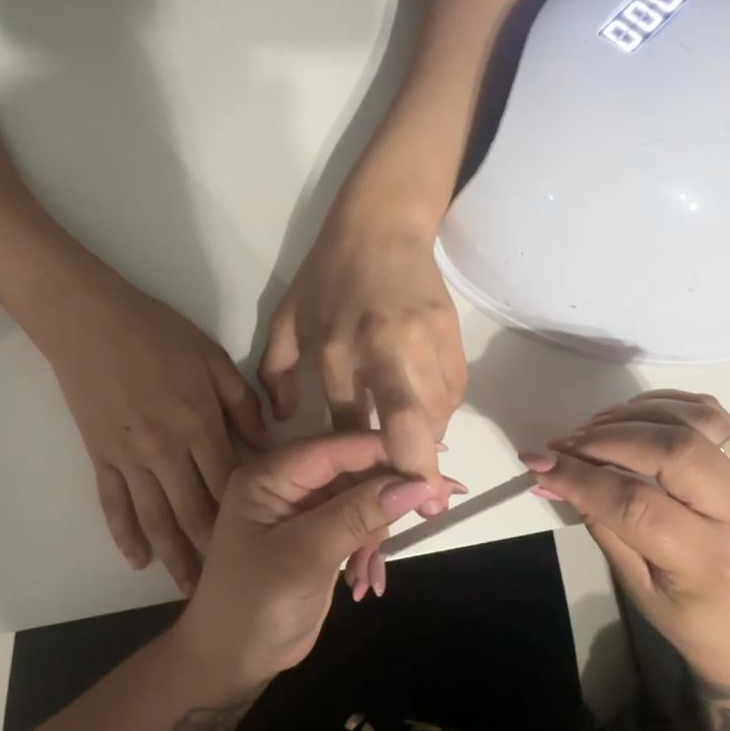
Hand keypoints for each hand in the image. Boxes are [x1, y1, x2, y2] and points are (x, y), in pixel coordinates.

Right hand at [39, 275, 272, 593]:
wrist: (88, 321)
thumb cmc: (156, 332)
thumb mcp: (211, 356)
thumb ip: (241, 402)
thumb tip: (267, 444)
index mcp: (199, 424)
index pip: (229, 483)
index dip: (247, 517)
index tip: (265, 545)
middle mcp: (166, 451)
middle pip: (194, 512)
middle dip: (213, 551)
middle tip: (231, 584)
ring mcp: (129, 459)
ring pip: (155, 518)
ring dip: (173, 555)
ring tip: (189, 588)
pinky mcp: (100, 457)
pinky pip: (113, 504)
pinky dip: (124, 535)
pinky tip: (137, 560)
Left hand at [176, 432, 435, 681]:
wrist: (229, 662)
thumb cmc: (254, 605)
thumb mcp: (306, 555)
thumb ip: (358, 514)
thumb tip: (417, 482)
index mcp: (270, 474)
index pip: (338, 446)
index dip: (387, 450)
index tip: (437, 462)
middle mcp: (285, 482)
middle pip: (354, 467)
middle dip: (392, 488)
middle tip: (440, 506)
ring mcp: (301, 510)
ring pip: (361, 495)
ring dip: (378, 527)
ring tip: (373, 568)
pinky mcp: (316, 535)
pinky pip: (356, 523)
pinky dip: (367, 547)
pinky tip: (367, 580)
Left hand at [259, 219, 465, 511]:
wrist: (383, 224)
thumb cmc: (328, 273)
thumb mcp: (287, 317)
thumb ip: (275, 370)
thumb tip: (281, 420)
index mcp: (335, 349)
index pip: (351, 422)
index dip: (362, 465)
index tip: (373, 499)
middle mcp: (382, 349)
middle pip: (407, 422)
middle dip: (418, 470)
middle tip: (428, 506)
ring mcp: (422, 340)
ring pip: (437, 410)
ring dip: (431, 444)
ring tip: (422, 466)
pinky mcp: (451, 333)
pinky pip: (454, 390)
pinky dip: (444, 413)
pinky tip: (429, 422)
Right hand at [523, 391, 729, 685]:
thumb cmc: (686, 616)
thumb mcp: (632, 581)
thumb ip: (597, 520)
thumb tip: (548, 474)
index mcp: (706, 560)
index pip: (636, 504)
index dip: (581, 477)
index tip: (538, 462)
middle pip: (675, 450)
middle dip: (609, 438)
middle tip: (565, 444)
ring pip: (700, 422)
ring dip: (638, 413)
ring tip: (594, 426)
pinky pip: (716, 417)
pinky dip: (669, 404)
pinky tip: (633, 415)